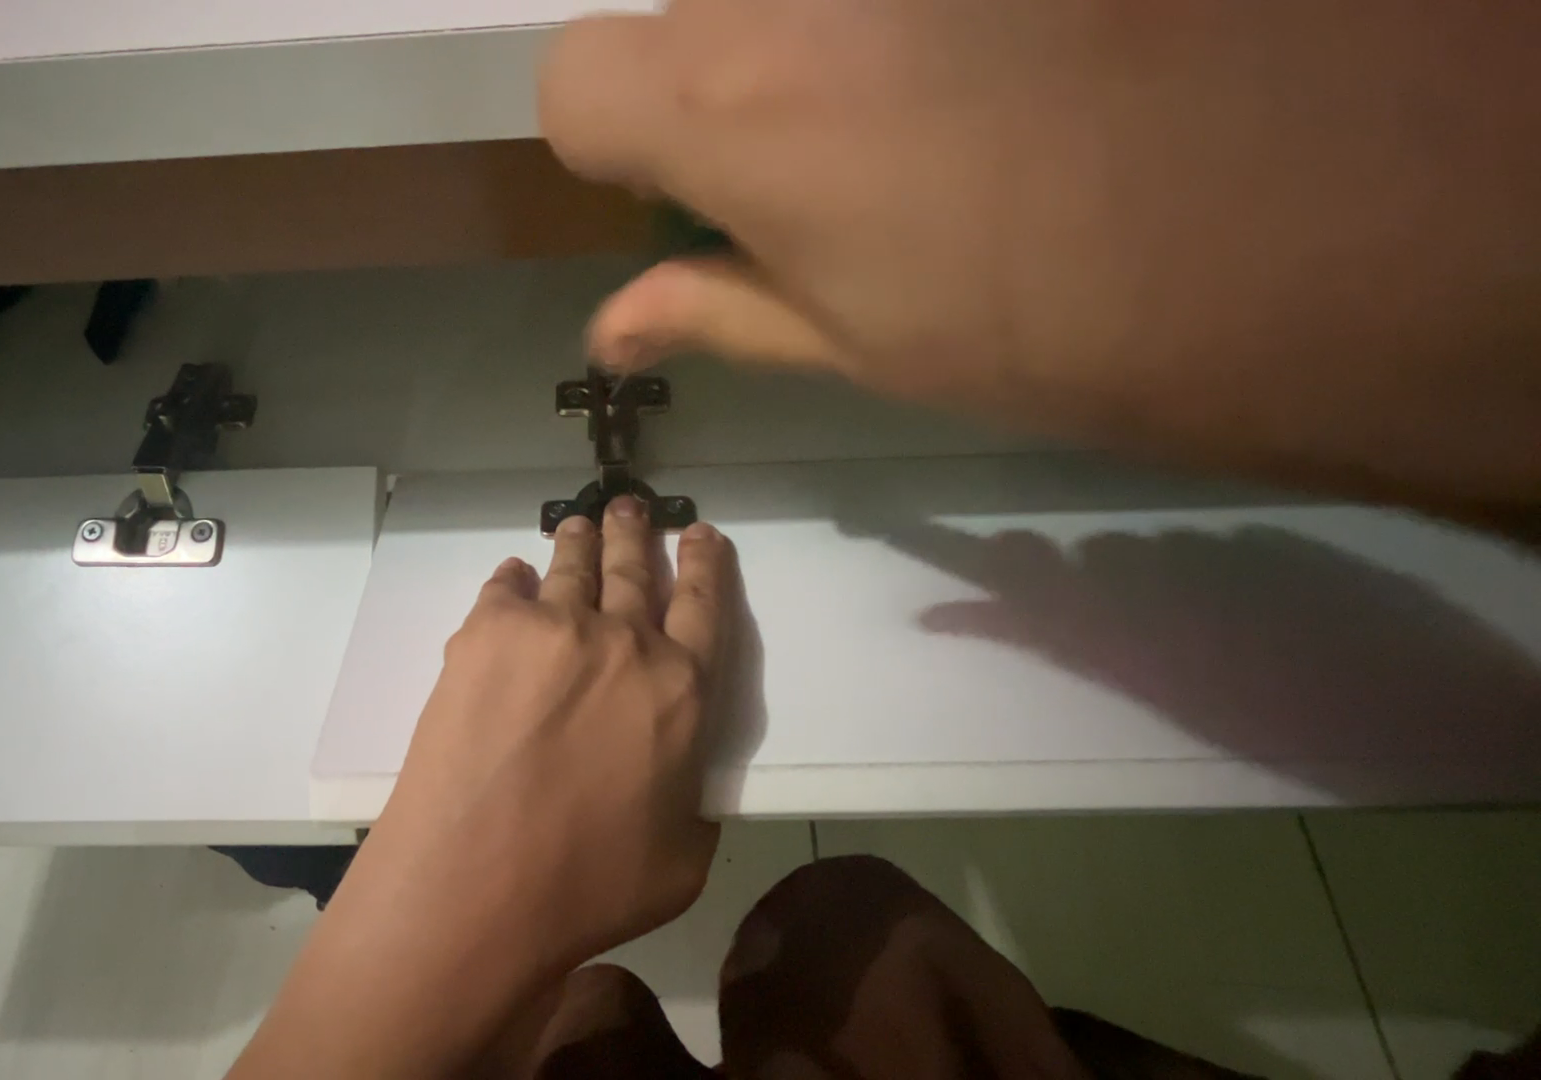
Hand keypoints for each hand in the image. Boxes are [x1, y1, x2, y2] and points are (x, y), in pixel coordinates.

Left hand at [371, 498, 738, 970]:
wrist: (475, 883)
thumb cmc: (588, 886)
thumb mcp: (684, 857)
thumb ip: (693, 797)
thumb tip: (678, 767)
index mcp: (681, 691)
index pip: (704, 607)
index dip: (705, 564)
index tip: (700, 532)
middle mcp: (624, 642)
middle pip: (635, 570)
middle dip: (636, 533)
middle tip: (629, 507)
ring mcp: (553, 628)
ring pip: (574, 567)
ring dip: (581, 541)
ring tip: (580, 524)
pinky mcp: (488, 633)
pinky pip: (507, 588)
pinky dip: (514, 579)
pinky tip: (514, 576)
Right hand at [540, 1, 1540, 508]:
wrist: (1330, 207)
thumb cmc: (1050, 314)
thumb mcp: (858, 339)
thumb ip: (711, 310)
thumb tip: (606, 329)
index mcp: (736, 108)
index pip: (570, 83)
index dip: (605, 144)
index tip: (669, 192)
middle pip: (679, 11)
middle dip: (713, 89)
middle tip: (816, 166)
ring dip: (806, 39)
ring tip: (919, 105)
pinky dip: (885, 25)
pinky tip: (977, 58)